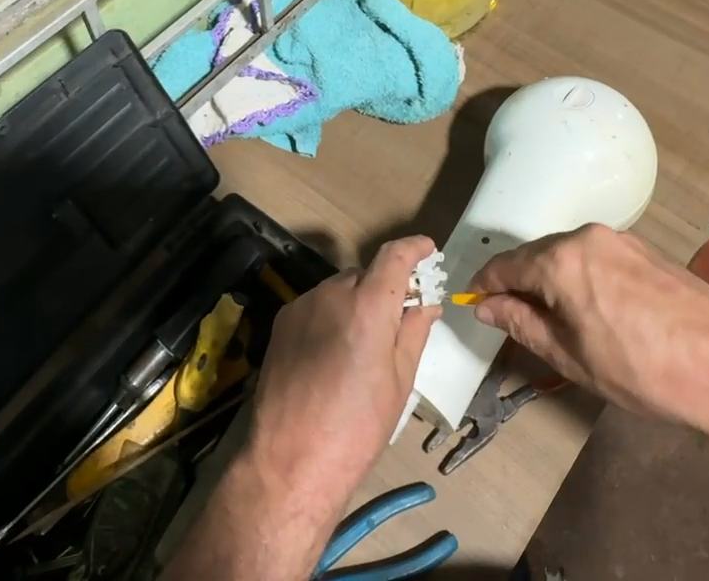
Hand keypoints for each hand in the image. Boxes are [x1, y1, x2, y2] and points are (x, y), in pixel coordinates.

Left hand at [244, 236, 441, 511]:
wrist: (290, 459)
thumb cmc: (357, 427)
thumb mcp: (399, 381)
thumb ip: (412, 333)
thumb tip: (425, 304)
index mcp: (368, 304)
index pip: (394, 256)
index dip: (414, 247)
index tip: (427, 248)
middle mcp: (332, 293)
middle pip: (365, 275)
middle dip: (383, 290)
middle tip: (397, 321)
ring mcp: (302, 305)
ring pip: (338, 290)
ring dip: (355, 304)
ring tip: (361, 347)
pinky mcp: (281, 322)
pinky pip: (316, 306)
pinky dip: (330, 317)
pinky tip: (332, 355)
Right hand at [468, 224, 708, 433]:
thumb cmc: (644, 371)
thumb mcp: (571, 355)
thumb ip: (522, 324)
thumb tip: (487, 307)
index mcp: (560, 260)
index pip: (503, 266)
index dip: (484, 287)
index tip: (474, 307)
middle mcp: (586, 237)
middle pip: (534, 255)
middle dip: (517, 284)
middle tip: (512, 320)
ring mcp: (619, 240)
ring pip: (565, 255)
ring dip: (550, 281)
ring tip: (554, 321)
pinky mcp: (645, 250)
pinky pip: (594, 257)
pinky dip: (579, 278)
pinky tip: (592, 311)